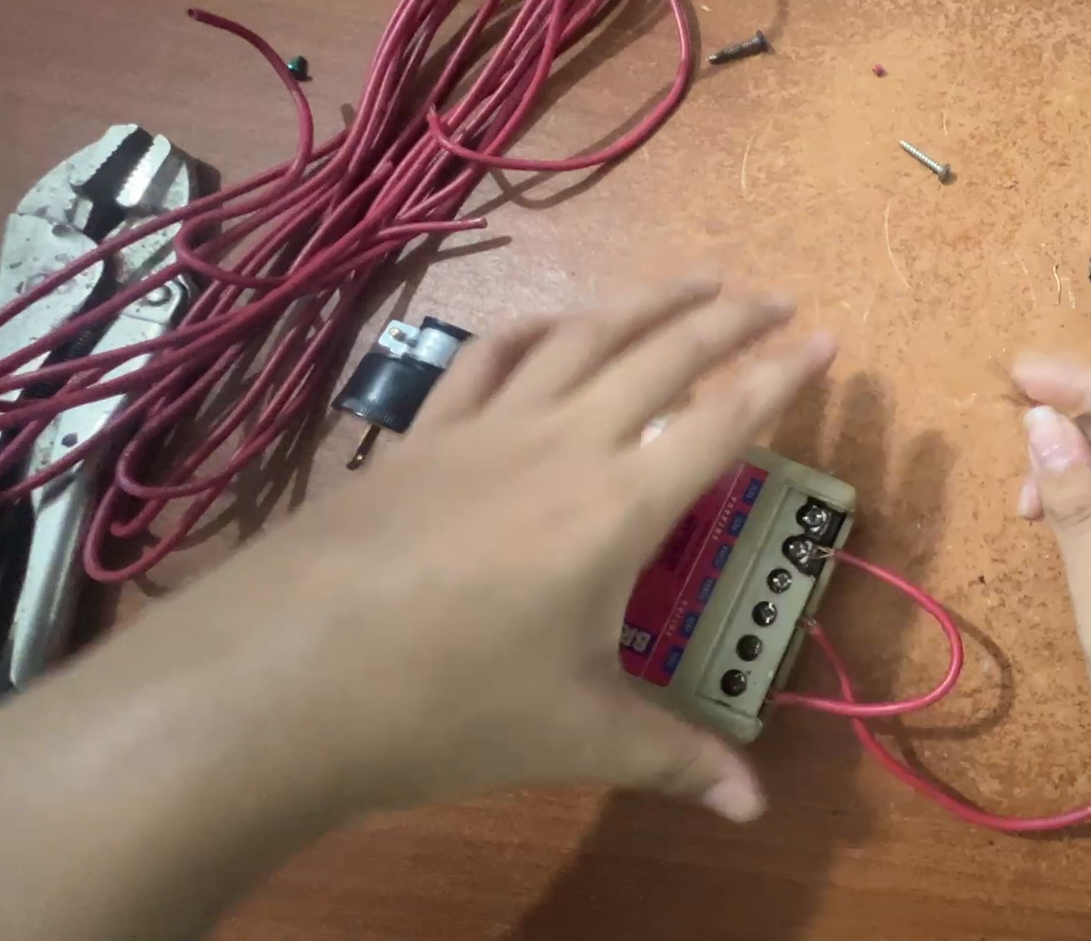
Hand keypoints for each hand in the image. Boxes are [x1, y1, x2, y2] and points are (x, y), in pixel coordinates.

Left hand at [104, 278, 835, 821]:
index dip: (784, 376)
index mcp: (617, 508)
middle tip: (777, 297)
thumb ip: (677, 759)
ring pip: (585, 336)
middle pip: (664, 355)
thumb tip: (754, 811)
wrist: (264, 693)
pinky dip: (535, 329)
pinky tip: (557, 325)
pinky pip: (490, 358)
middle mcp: (564, 445)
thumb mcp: (579, 736)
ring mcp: (489, 429)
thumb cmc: (443, 709)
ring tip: (696, 280)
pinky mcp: (424, 433)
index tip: (827, 340)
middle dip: (732, 320)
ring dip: (649, 302)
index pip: (724, 423)